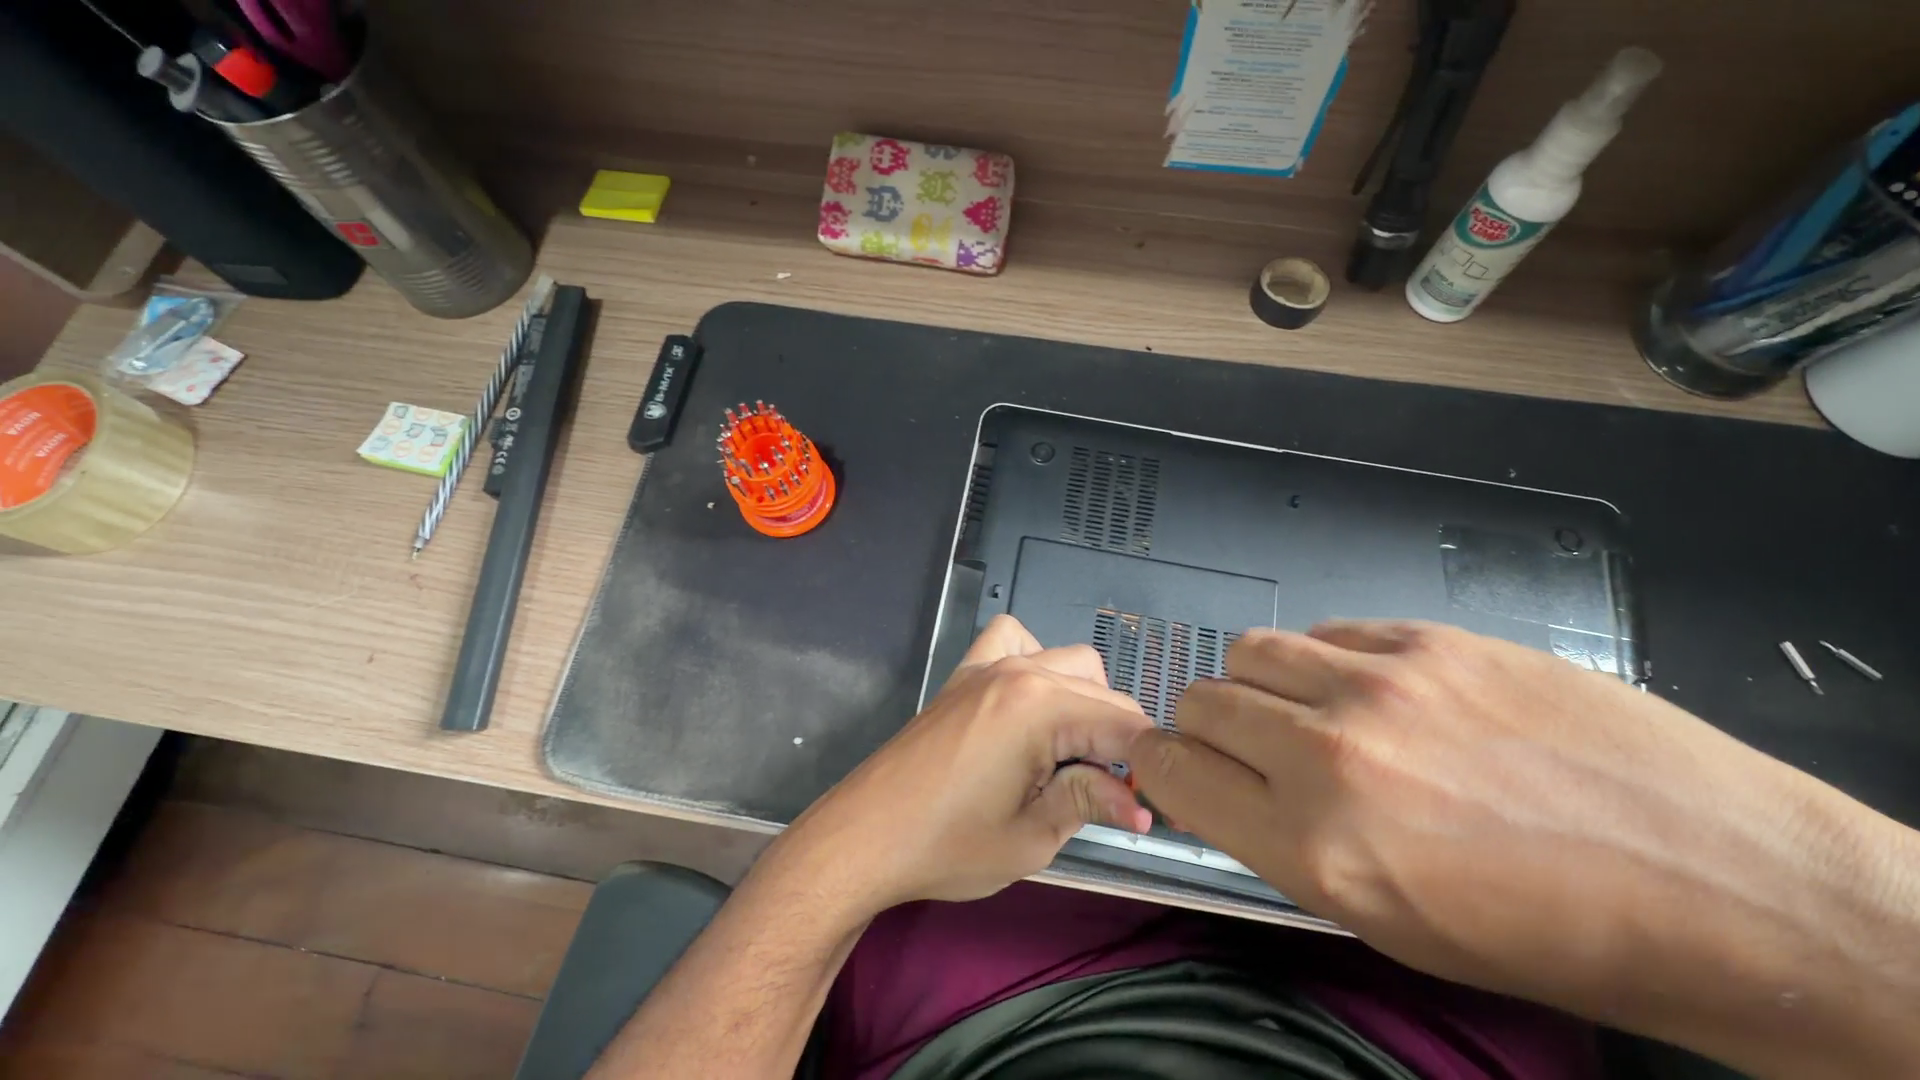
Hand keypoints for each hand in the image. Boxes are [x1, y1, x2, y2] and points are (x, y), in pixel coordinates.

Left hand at [773, 615, 1152, 913]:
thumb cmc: (947, 846)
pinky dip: (1034, 662)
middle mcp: (1020, 672)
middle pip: (1103, 692)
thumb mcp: (1030, 837)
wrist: (864, 837)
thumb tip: (1142, 804)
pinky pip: (1012, 642)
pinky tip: (1029, 706)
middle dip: (1120, 741)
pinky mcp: (963, 676)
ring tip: (1072, 754)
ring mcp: (987, 667)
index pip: (1125, 727)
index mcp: (1040, 708)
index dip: (1150, 769)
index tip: (1157, 808)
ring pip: (1067, 661)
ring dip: (1085, 701)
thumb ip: (1089, 803)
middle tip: (1113, 796)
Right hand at [1129, 619, 1919, 1066]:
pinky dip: (1324, 661)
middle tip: (1244, 748)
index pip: (1169, 769)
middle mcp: (1331, 754)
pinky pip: (1329, 632)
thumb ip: (1281, 846)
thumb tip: (1223, 789)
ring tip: (1304, 712)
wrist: (1717, 883)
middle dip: (1205, 728)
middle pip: (1200, 700)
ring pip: (1251, 651)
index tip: (1177, 770)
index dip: (1162, 768)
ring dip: (1258, 685)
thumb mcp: (1388, 922)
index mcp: (1313, 846)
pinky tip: (1370, 692)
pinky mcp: (1435, 641)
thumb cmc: (1555, 932)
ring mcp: (1384, 684)